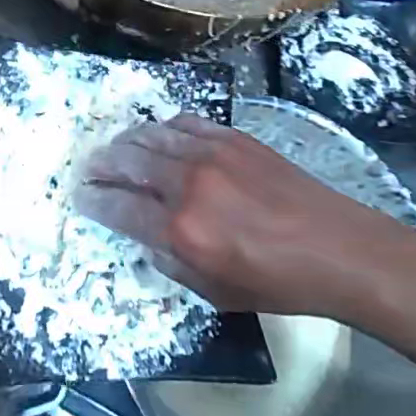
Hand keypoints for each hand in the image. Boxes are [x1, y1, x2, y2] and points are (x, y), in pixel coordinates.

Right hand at [73, 114, 415, 317]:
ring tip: (117, 147)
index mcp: (181, 229)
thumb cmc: (276, 282)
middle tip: (90, 167)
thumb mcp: (213, 292)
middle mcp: (189, 183)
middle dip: (102, 164)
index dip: (93, 200)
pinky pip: (188, 122)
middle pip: (129, 161)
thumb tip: (146, 234)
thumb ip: (170, 261)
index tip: (81, 196)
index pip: (119, 206)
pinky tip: (162, 134)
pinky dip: (166, 127)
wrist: (334, 246)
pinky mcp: (236, 137)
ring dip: (128, 140)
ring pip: (154, 134)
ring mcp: (214, 153)